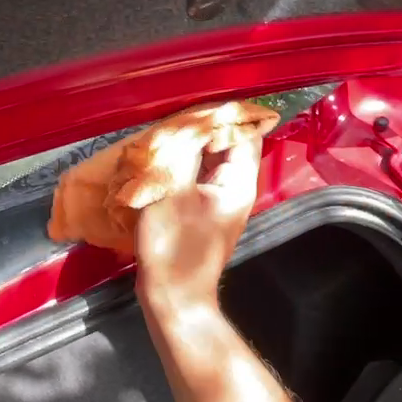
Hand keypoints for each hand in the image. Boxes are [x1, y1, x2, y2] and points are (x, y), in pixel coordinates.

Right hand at [134, 132, 261, 312]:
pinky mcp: (199, 210)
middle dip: (200, 129)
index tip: (192, 104)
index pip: (243, 132)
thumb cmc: (175, 245)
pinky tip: (158, 161)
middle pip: (225, 144)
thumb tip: (192, 123)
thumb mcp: (174, 191)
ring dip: (187, 147)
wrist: (172, 297)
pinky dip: (180, 165)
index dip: (222, 115)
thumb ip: (185, 153)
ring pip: (207, 160)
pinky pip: (194, 176)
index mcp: (239, 181)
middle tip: (171, 118)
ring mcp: (217, 200)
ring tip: (161, 135)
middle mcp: (234, 187)